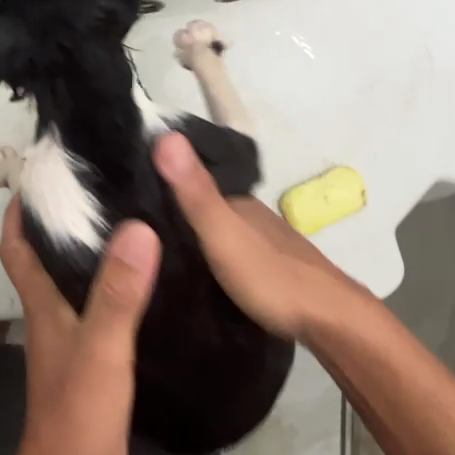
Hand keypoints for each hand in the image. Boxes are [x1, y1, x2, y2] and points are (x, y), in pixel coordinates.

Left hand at [0, 198, 160, 454]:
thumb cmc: (78, 414)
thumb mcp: (102, 348)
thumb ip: (119, 293)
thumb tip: (136, 228)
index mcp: (42, 307)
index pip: (17, 248)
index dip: (19, 212)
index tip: (39, 176)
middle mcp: (50, 318)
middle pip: (45, 259)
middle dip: (61, 224)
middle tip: (100, 190)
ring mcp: (70, 342)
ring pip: (73, 286)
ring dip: (89, 256)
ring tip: (129, 225)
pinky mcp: (92, 364)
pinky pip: (98, 313)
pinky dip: (113, 292)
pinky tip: (145, 286)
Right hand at [153, 133, 366, 341]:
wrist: (329, 319)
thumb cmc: (271, 276)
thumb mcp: (222, 233)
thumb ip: (195, 192)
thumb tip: (166, 134)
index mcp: (239, 205)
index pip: (189, 190)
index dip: (159, 195)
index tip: (125, 210)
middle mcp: (254, 219)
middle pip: (205, 214)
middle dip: (175, 222)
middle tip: (136, 243)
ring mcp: (267, 248)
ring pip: (220, 240)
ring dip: (194, 246)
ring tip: (158, 264)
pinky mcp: (273, 276)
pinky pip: (232, 263)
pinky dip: (213, 266)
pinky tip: (199, 282)